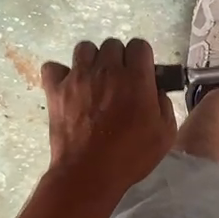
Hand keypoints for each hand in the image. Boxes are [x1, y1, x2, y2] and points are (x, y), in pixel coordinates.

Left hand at [40, 38, 176, 190]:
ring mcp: (78, 77)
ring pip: (84, 49)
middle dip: (117, 58)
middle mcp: (106, 70)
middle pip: (112, 44)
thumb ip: (164, 105)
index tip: (140, 73)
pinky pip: (53, 67)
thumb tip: (156, 91)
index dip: (141, 58)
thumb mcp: (165, 134)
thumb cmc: (131, 156)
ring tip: (93, 80)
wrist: (89, 173)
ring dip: (91, 61)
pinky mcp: (56, 90)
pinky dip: (59, 74)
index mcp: (135, 78)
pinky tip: (67, 87)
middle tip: (118, 81)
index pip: (139, 45)